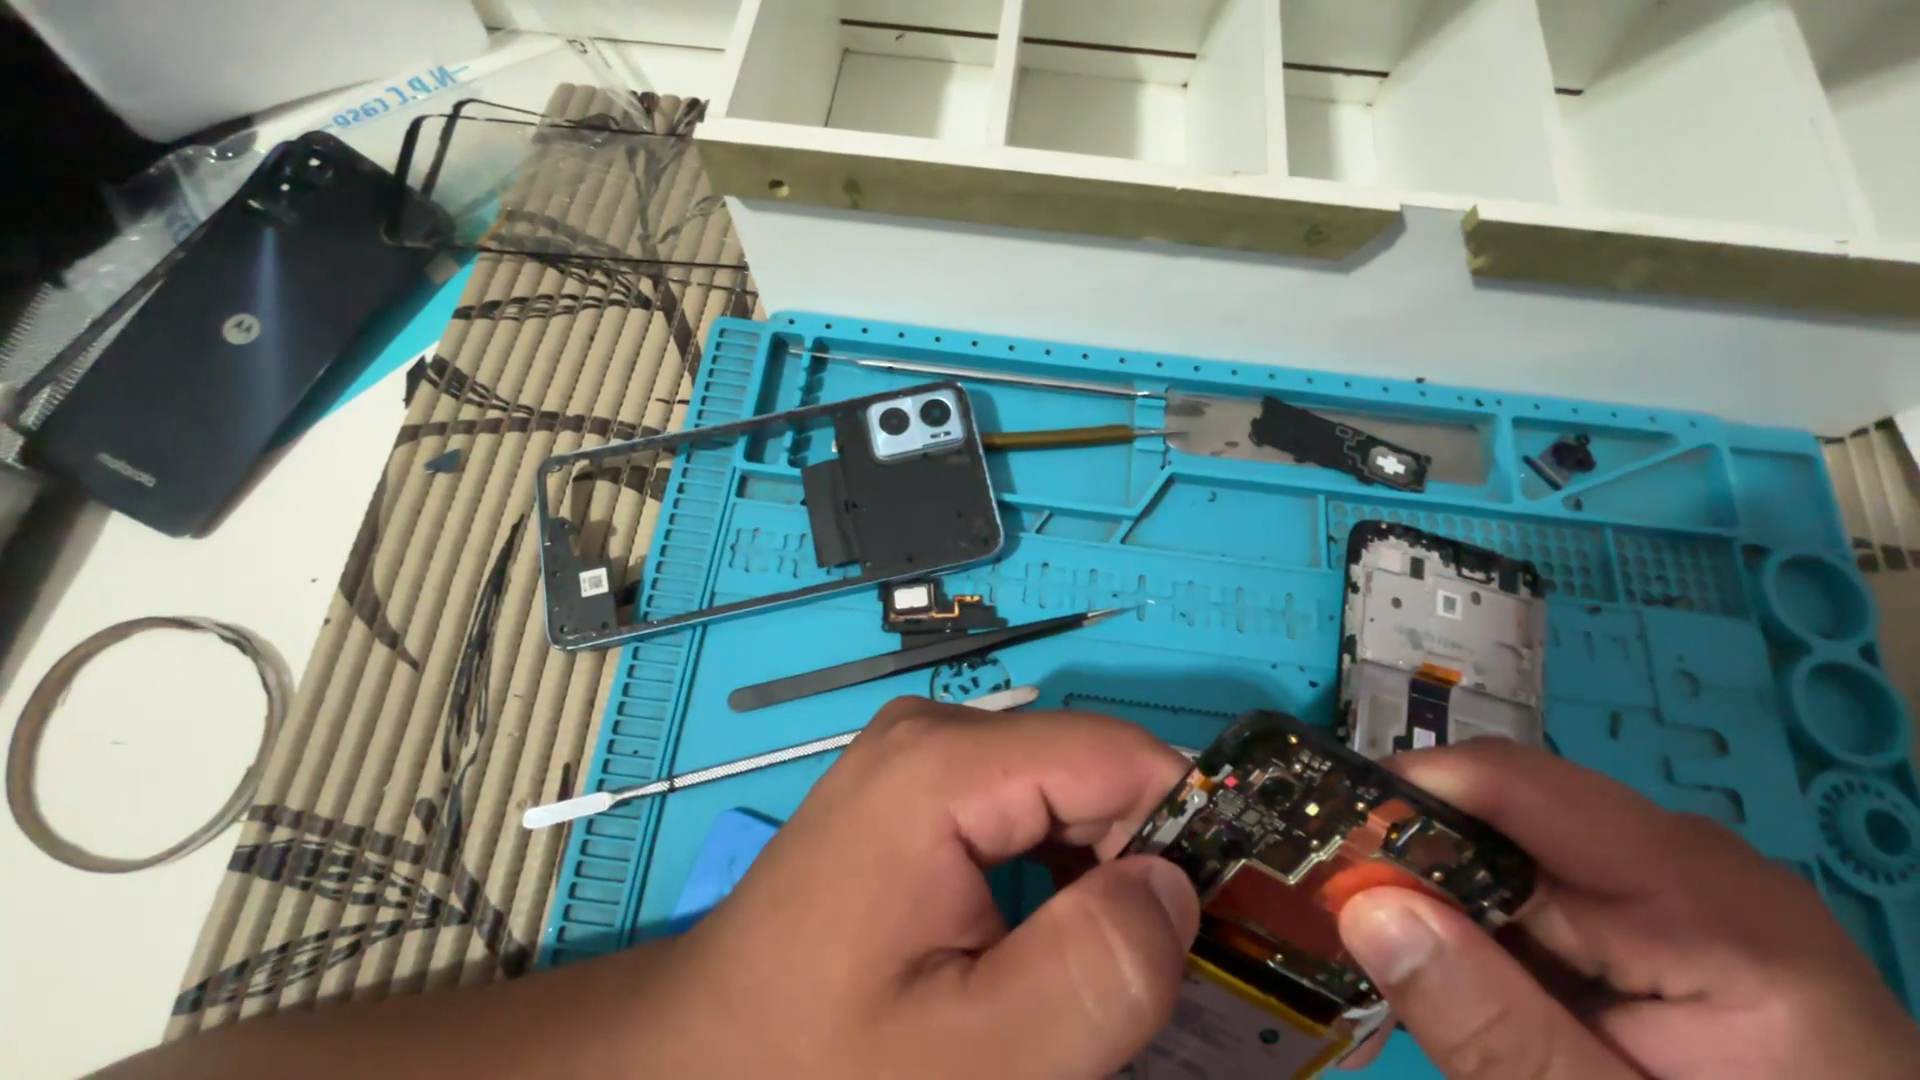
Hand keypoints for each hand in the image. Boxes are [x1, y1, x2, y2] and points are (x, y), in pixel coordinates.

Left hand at [645, 698, 1200, 1077]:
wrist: (703, 1059)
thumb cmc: (823, 1066)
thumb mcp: (979, 1055)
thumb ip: (1098, 970)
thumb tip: (1177, 888)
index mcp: (945, 769)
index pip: (1118, 756)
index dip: (1186, 829)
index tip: (1220, 925)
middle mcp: (933, 737)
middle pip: (1090, 773)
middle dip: (1141, 864)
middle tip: (1148, 975)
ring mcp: (918, 760)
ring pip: (1061, 796)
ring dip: (1100, 877)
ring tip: (1089, 973)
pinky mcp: (913, 793)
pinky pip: (1018, 813)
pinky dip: (1055, 874)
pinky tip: (1040, 947)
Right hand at [1336, 738, 1919, 1078]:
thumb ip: (1496, 1031)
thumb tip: (1364, 907)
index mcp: (1711, 899)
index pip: (1511, 784)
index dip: (1400, 797)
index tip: (1315, 846)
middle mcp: (1692, 859)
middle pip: (1498, 808)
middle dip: (1407, 855)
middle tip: (1333, 920)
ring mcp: (1679, 883)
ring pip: (1506, 846)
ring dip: (1435, 893)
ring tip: (1388, 959)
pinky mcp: (1660, 912)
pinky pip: (1536, 885)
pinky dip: (1477, 920)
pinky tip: (1457, 972)